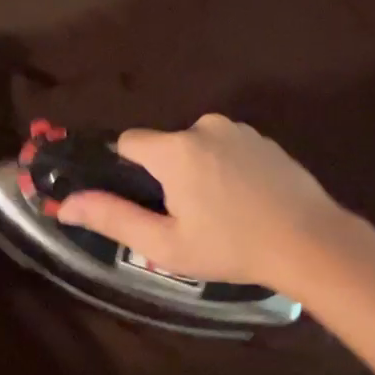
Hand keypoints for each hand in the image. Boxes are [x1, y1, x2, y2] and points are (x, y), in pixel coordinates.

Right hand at [54, 114, 352, 290]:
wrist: (309, 242)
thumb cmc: (231, 247)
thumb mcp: (165, 244)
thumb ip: (112, 219)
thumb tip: (65, 205)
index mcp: (175, 150)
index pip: (128, 143)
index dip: (126, 171)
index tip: (141, 202)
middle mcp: (205, 127)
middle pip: (165, 147)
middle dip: (166, 177)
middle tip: (185, 220)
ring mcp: (240, 131)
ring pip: (197, 148)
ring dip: (197, 173)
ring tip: (219, 215)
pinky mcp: (265, 141)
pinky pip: (228, 150)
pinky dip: (226, 171)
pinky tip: (243, 204)